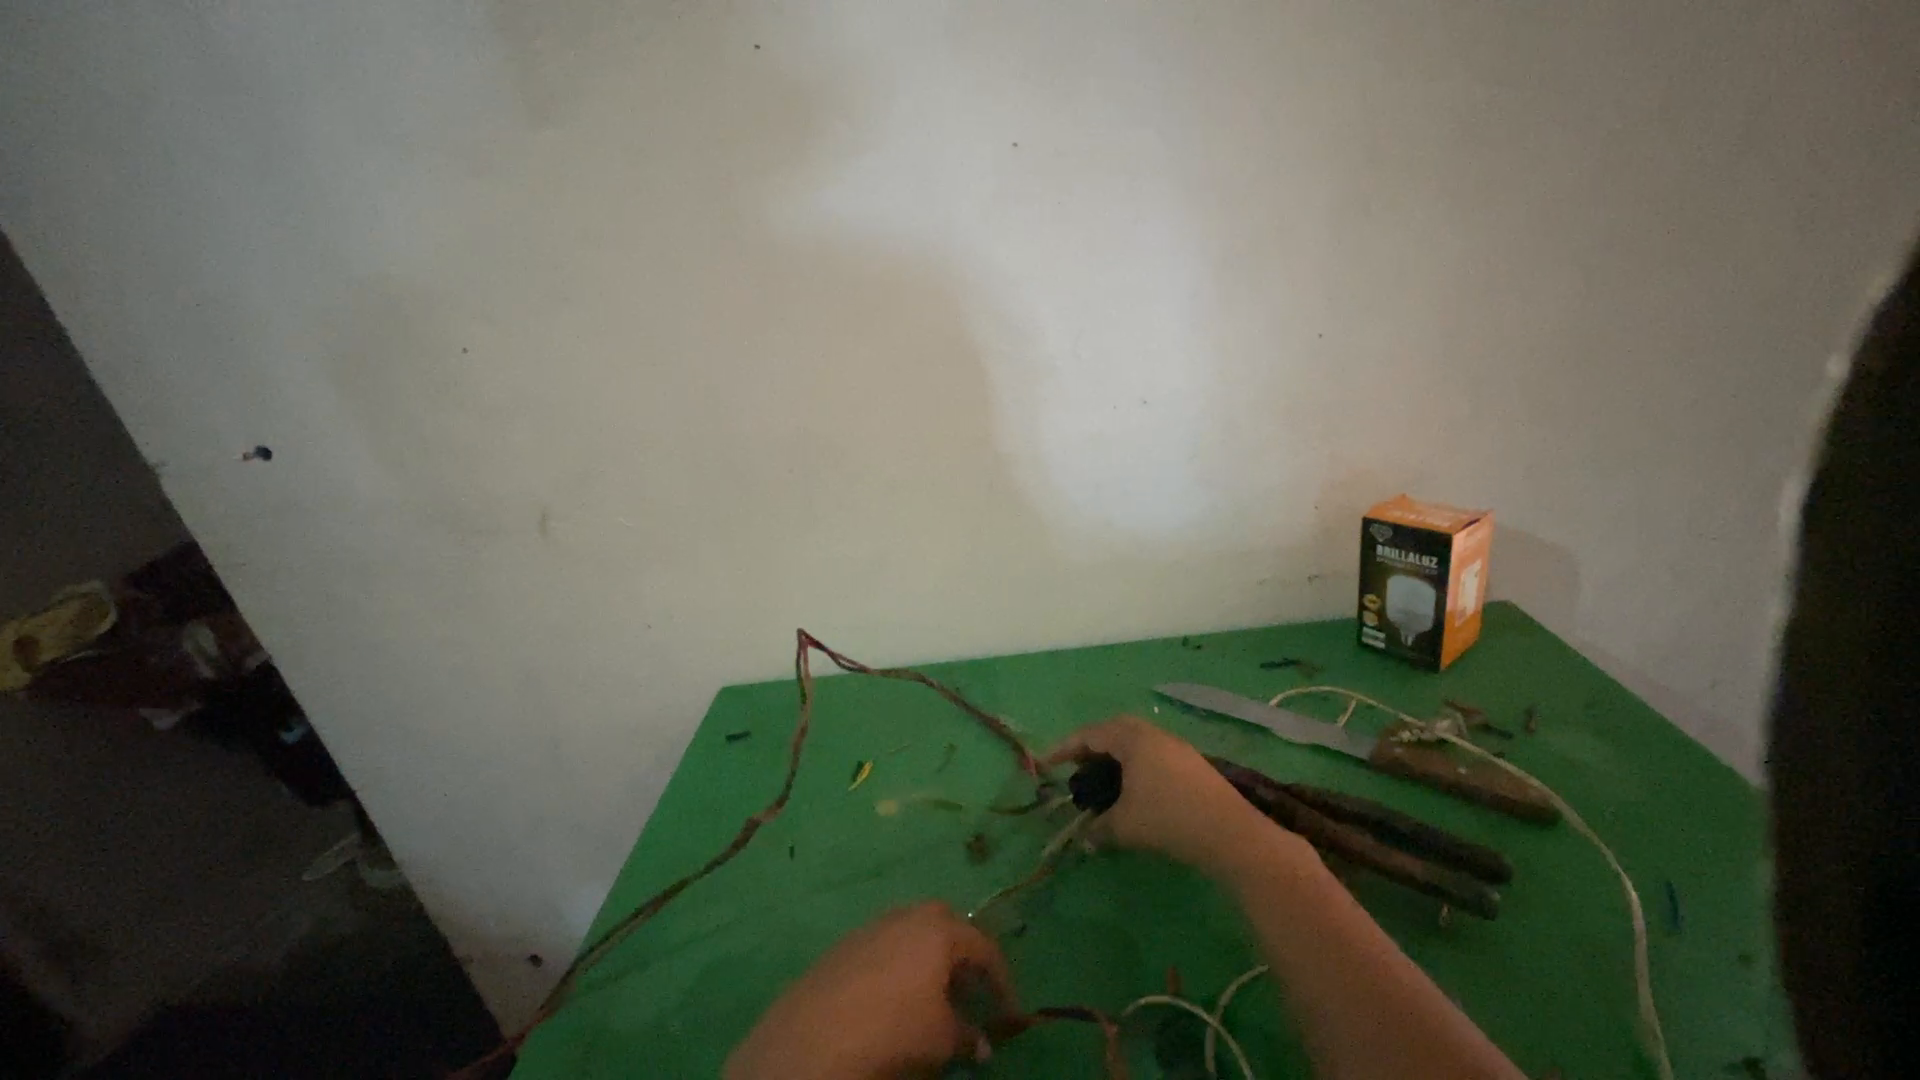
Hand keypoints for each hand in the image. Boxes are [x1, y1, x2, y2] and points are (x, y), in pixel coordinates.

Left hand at [724, 902, 1014, 1079]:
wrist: (814, 1038)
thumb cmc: (894, 1029)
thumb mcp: (942, 1039)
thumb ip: (968, 1036)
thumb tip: (981, 1044)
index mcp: (938, 930)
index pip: (984, 947)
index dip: (1002, 982)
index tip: (1010, 1014)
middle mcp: (905, 917)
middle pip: (944, 924)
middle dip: (961, 953)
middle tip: (969, 989)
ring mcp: (869, 928)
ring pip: (909, 933)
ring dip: (927, 960)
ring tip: (931, 998)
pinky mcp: (840, 948)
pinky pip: (882, 948)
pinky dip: (897, 968)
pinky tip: (892, 1000)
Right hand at [1044, 716, 1309, 878]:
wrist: (1229, 833)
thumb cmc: (1168, 819)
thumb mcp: (1125, 826)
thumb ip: (1099, 828)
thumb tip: (1085, 838)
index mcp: (1132, 739)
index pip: (1089, 735)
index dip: (1063, 749)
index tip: (1046, 765)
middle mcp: (1154, 734)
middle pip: (1114, 731)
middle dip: (1091, 747)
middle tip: (1075, 768)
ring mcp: (1177, 748)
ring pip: (1136, 743)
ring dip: (1115, 758)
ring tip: (1102, 783)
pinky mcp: (1192, 766)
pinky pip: (1152, 756)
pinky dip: (1134, 767)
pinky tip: (1133, 793)